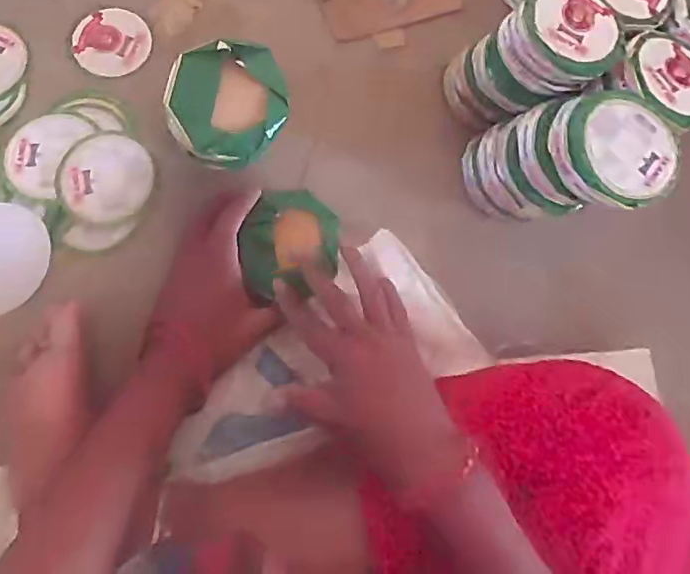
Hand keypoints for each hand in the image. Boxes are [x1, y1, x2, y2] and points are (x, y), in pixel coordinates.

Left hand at [145, 189, 280, 394]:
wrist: (173, 361)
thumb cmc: (216, 339)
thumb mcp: (256, 325)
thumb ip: (281, 306)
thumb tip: (305, 292)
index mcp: (219, 254)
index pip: (231, 216)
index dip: (244, 201)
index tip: (258, 192)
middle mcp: (197, 251)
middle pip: (209, 214)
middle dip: (226, 202)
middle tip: (244, 198)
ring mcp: (182, 261)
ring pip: (196, 226)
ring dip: (212, 215)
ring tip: (229, 214)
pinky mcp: (173, 274)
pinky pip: (190, 240)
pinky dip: (204, 230)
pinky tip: (213, 242)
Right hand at [275, 248, 466, 493]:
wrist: (421, 441)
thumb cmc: (372, 431)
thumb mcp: (333, 418)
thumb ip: (301, 401)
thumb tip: (268, 397)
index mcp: (340, 356)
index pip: (309, 325)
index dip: (292, 303)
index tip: (279, 281)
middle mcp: (362, 337)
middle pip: (337, 300)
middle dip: (319, 276)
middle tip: (307, 254)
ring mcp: (386, 335)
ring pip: (370, 293)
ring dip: (358, 268)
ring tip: (348, 246)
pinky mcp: (407, 339)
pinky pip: (396, 308)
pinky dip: (389, 291)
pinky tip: (382, 278)